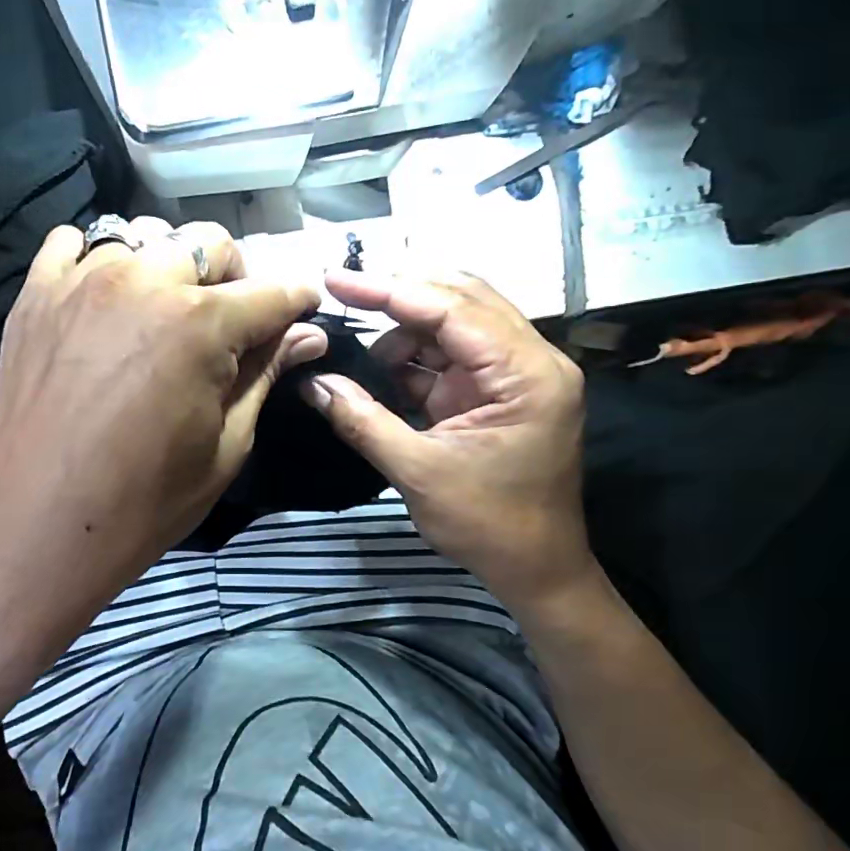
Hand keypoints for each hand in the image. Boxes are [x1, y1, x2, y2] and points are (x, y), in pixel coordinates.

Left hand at [0, 218, 323, 642]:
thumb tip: (307, 336)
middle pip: (209, 244)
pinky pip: (73, 242)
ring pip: (144, 236)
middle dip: (233, 275)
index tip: (305, 308)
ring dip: (169, 265)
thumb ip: (265, 376)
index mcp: (202, 324)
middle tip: (230, 322)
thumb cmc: (148, 498)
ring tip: (165, 310)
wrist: (42, 523)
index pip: (270, 292)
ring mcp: (83, 282)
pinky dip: (99, 259)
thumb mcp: (228, 444)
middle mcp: (145, 283)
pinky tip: (103, 298)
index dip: (297, 300)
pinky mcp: (36, 294)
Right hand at [302, 268, 590, 604]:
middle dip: (399, 301)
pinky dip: (416, 361)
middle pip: (461, 301)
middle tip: (344, 304)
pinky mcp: (502, 392)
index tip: (335, 280)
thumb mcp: (419, 472)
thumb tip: (313, 382)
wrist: (536, 569)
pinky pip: (455, 357)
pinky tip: (382, 375)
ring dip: (406, 335)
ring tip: (364, 365)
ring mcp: (518, 374)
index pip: (453, 308)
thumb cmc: (489, 525)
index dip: (389, 290)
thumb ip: (363, 421)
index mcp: (528, 373)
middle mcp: (532, 360)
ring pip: (456, 325)